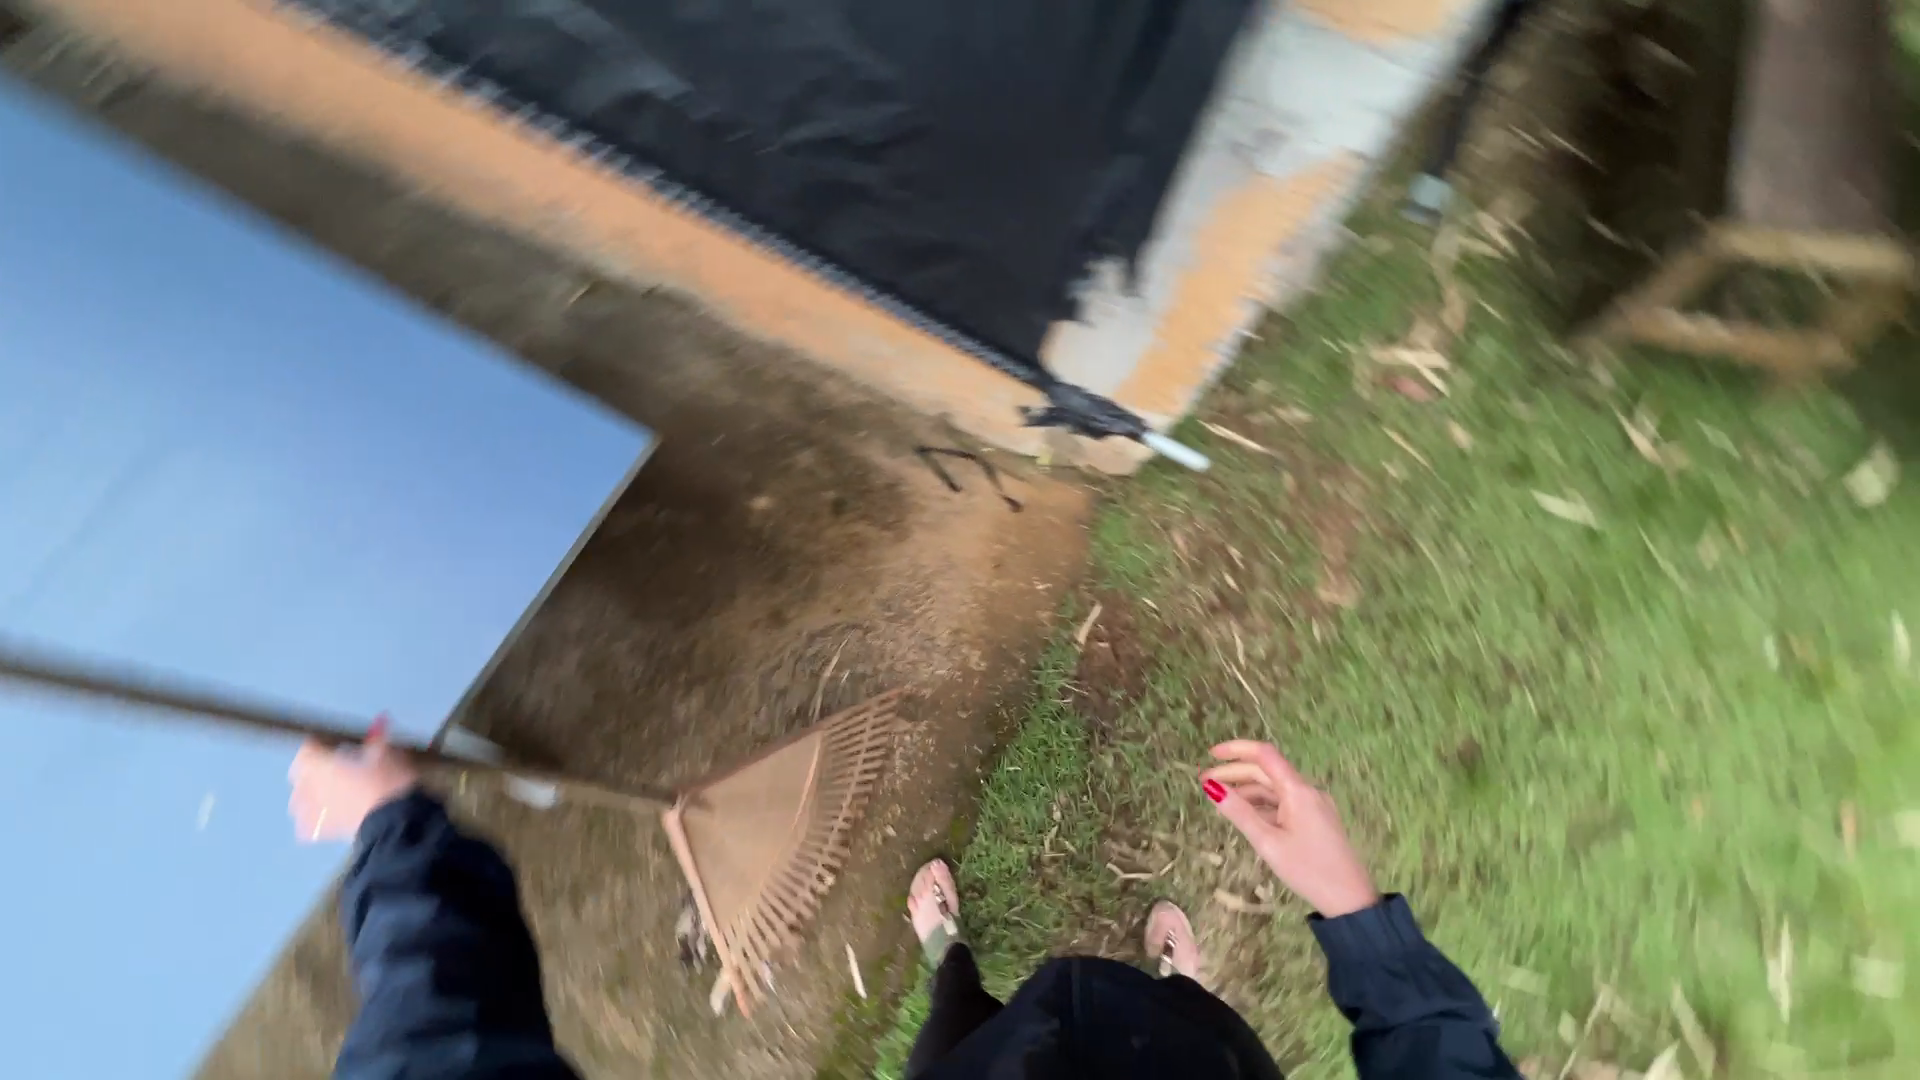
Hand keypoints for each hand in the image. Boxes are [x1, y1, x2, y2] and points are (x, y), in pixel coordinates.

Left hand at [288, 719, 419, 842]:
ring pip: (300, 799)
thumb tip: (379, 722)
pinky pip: (308, 823)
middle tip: (337, 766)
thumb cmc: (390, 780)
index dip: (320, 743)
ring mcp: (310, 811)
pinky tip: (329, 816)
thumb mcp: (389, 753)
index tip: (334, 742)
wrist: (393, 819)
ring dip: (312, 793)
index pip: (308, 748)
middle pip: (300, 774)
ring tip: (332, 792)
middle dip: (314, 769)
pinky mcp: (319, 831)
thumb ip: (378, 739)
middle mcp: (308, 787)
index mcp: (321, 764)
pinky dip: (315, 818)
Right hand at [1201, 740, 1379, 917]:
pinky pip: (1283, 803)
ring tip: (1221, 803)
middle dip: (1234, 774)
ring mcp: (1313, 805)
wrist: (1351, 902)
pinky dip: (1262, 805)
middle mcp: (1307, 791)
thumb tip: (1211, 787)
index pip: (1264, 755)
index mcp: (1297, 791)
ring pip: (1274, 789)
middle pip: (1266, 771)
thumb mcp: (1268, 842)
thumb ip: (1238, 812)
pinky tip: (1246, 816)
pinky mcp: (1316, 819)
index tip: (1211, 754)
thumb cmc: (1308, 870)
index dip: (1236, 749)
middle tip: (1204, 784)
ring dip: (1246, 791)